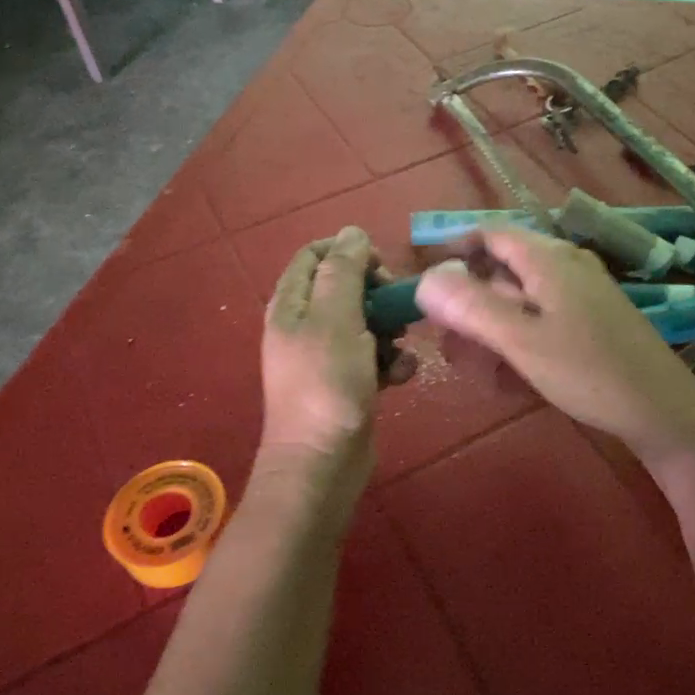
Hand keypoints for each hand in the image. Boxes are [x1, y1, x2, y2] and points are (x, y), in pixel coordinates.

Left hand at [258, 227, 405, 502]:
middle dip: (377, 293)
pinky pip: (373, 356)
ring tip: (402, 346)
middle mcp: (304, 325)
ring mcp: (325, 356)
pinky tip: (402, 376)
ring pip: (365, 322)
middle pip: (345, 287)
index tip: (381, 268)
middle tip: (398, 307)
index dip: (349, 252)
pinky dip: (390, 361)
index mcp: (291, 304)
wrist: (322, 463)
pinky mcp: (346, 383)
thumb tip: (351, 231)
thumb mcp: (336, 320)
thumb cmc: (326, 386)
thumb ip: (344, 271)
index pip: (315, 255)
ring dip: (390, 329)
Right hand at [415, 226, 694, 459]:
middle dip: (470, 305)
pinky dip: (519, 342)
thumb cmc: (589, 372)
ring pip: (520, 300)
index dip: (454, 254)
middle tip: (450, 345)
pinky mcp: (591, 322)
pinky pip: (541, 320)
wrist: (662, 410)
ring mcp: (582, 294)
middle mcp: (565, 266)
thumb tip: (425, 279)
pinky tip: (513, 379)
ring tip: (480, 371)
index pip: (490, 234)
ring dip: (492, 330)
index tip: (427, 289)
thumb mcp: (522, 341)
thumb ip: (472, 307)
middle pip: (502, 270)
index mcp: (548, 259)